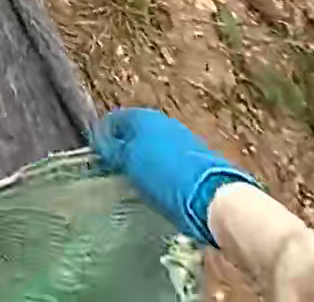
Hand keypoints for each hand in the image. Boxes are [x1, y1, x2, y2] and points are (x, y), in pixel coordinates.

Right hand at [94, 107, 257, 247]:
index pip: (112, 120)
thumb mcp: (130, 164)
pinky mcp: (196, 157)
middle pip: (133, 132)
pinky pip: (168, 159)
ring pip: (151, 145)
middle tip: (115, 171)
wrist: (216, 198)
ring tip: (137, 182)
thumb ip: (113, 151)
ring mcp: (181, 138)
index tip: (97, 158)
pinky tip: (160, 187)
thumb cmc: (165, 177)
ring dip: (142, 159)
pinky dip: (160, 169)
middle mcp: (160, 121)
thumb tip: (101, 143)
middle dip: (123, 148)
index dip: (101, 138)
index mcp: (141, 116)